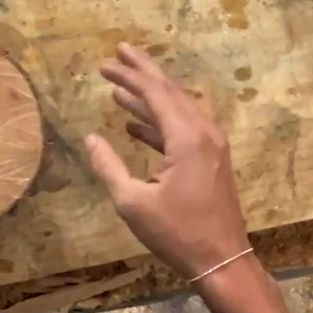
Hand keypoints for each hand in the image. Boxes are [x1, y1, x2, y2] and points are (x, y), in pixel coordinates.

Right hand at [85, 44, 295, 312]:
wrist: (222, 258)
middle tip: (118, 53)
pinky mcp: (210, 160)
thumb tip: (90, 138)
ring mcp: (211, 146)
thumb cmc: (176, 233)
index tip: (105, 63)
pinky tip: (135, 125)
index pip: (156, 94)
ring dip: (149, 96)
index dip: (129, 76)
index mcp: (186, 139)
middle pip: (170, 91)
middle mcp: (203, 133)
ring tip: (120, 87)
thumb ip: (108, 166)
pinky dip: (159, 122)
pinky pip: (183, 128)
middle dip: (143, 72)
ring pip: (178, 108)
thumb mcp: (132, 202)